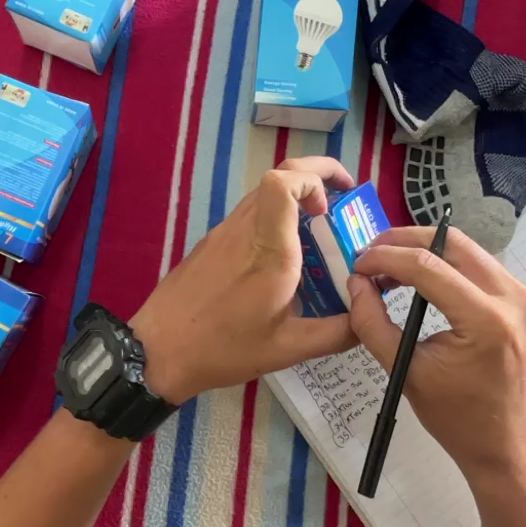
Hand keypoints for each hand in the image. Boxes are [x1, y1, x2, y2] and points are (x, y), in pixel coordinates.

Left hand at [130, 157, 359, 404]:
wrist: (158, 351)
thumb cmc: (222, 349)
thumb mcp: (287, 349)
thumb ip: (335, 334)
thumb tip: (367, 320)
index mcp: (269, 250)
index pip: (283, 181)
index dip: (314, 178)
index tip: (330, 208)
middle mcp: (245, 231)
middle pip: (277, 175)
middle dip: (316, 175)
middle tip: (341, 198)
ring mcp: (223, 234)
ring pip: (263, 195)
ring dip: (295, 199)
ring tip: (319, 232)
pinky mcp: (211, 244)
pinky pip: (249, 216)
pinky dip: (275, 219)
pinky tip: (285, 255)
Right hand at [345, 227, 525, 489]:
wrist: (507, 446)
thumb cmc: (456, 418)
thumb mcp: (406, 371)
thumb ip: (373, 323)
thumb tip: (356, 283)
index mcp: (486, 321)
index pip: (427, 266)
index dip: (386, 258)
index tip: (357, 265)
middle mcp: (513, 299)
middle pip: (451, 243)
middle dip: (404, 241)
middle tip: (370, 254)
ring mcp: (524, 297)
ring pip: (466, 248)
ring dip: (424, 249)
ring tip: (388, 268)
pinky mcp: (524, 301)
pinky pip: (479, 265)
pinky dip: (444, 263)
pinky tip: (418, 278)